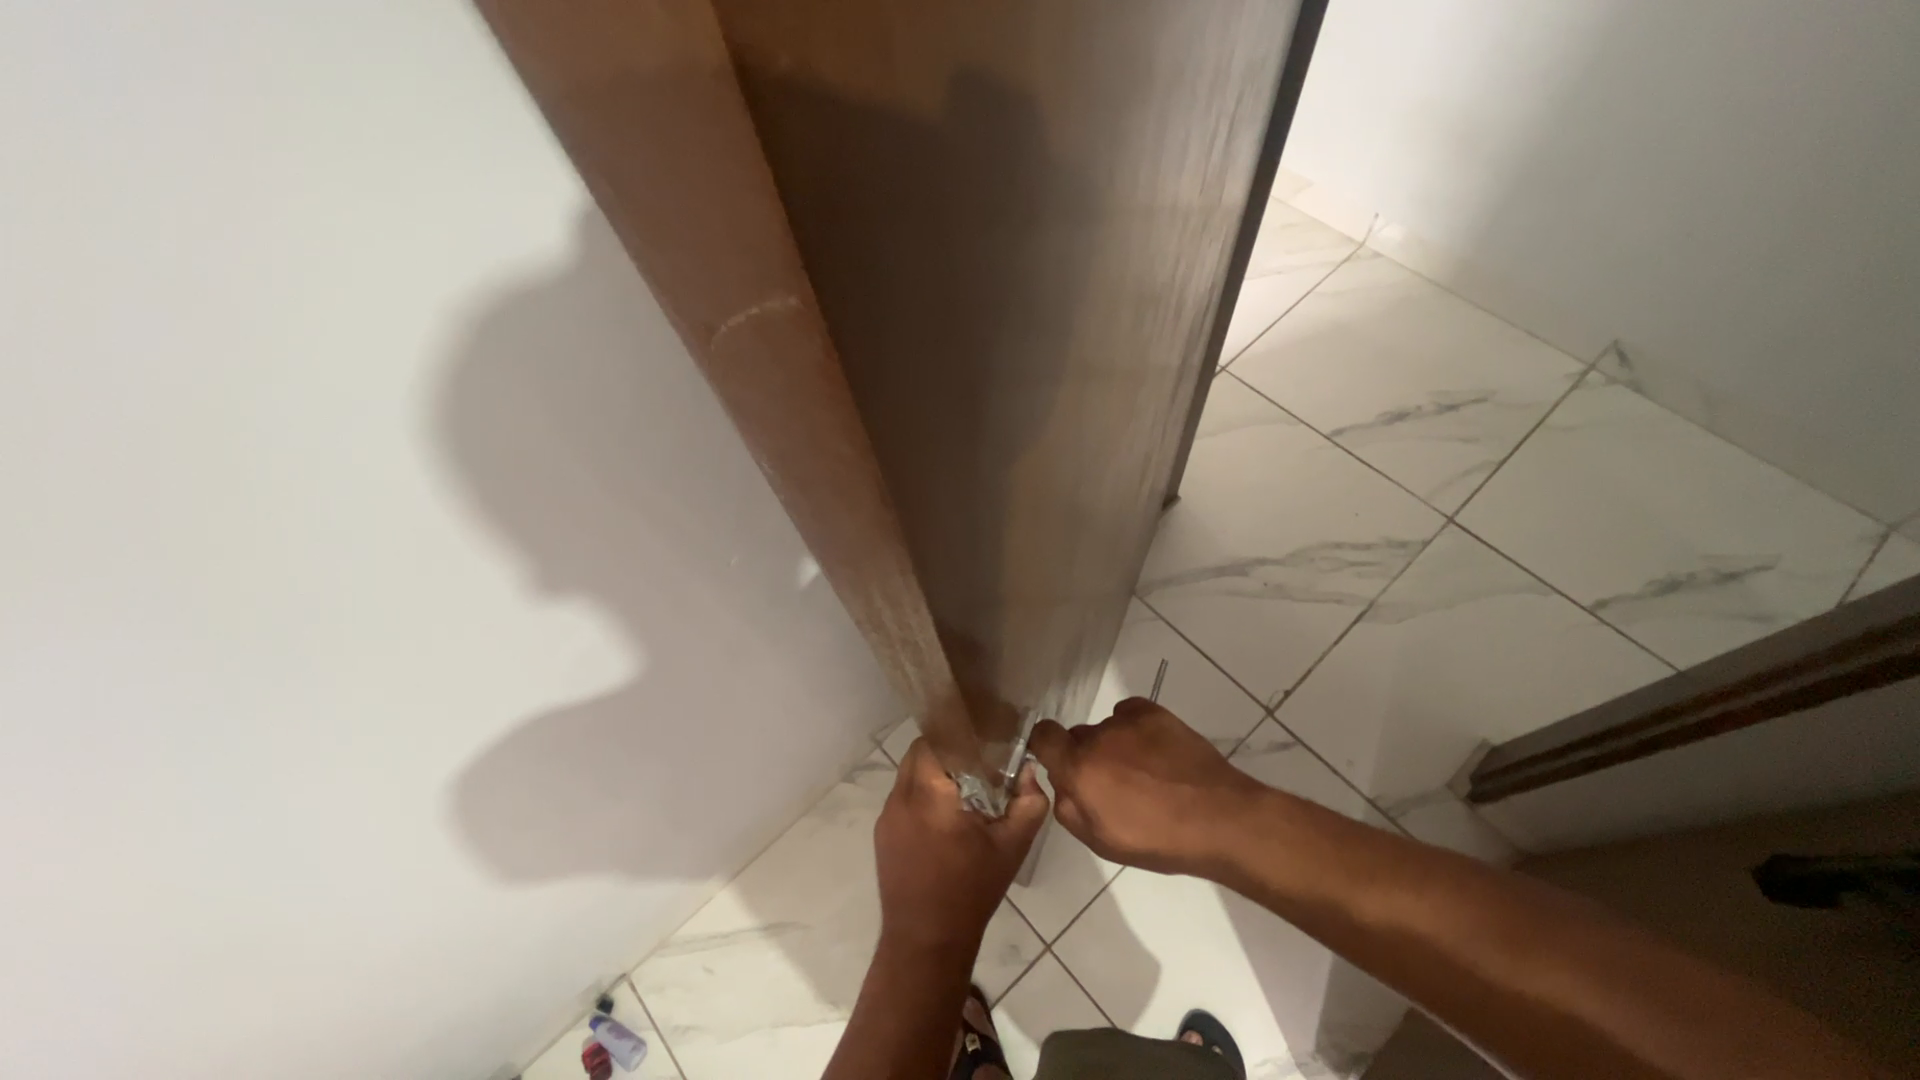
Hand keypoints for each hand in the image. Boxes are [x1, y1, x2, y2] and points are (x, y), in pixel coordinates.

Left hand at [874, 739, 1047, 950]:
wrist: (928, 938)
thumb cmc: (973, 889)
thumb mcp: (1012, 846)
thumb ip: (1028, 803)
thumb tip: (1030, 771)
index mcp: (932, 792)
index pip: (937, 738)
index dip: (960, 734)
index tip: (984, 742)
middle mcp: (902, 796)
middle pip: (921, 752)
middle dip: (948, 752)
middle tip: (978, 766)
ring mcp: (887, 814)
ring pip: (910, 773)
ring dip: (934, 774)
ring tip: (962, 793)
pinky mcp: (882, 832)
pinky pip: (903, 796)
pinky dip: (922, 795)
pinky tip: (944, 819)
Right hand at [1028, 698, 1268, 877]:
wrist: (1218, 819)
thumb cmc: (1156, 840)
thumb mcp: (1101, 842)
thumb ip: (1068, 808)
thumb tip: (1061, 783)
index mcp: (1078, 769)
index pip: (1042, 736)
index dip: (1044, 747)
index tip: (1059, 764)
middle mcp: (1097, 737)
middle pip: (1077, 738)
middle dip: (1085, 758)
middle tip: (1112, 786)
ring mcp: (1127, 722)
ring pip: (1105, 730)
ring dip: (1113, 747)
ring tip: (1144, 774)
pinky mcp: (1155, 713)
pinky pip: (1128, 715)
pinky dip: (1133, 730)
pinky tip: (1153, 753)